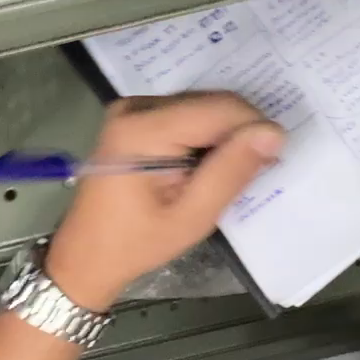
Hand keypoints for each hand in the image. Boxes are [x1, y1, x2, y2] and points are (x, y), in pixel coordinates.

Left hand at [45, 93, 284, 311]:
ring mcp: (132, 109)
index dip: (254, 129)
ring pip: (202, 107)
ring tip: (223, 174)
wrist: (86, 256)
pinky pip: (185, 114)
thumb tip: (273, 133)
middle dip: (238, 134)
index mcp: (143, 129)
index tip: (270, 161)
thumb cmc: (136, 243)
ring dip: (222, 136)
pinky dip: (203, 136)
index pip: (220, 108)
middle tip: (249, 173)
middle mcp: (135, 107)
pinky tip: (202, 167)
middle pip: (211, 103)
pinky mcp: (134, 117)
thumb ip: (231, 171)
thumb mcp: (192, 216)